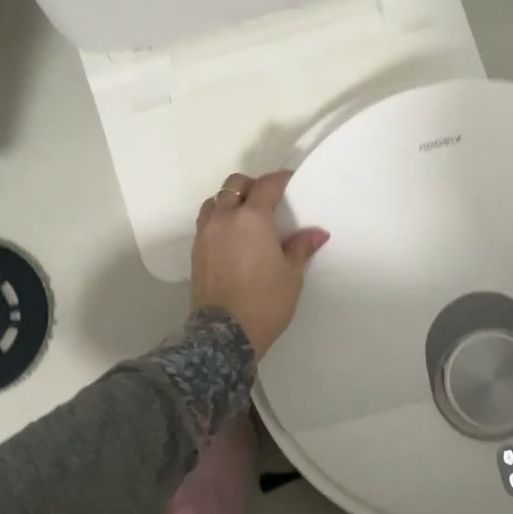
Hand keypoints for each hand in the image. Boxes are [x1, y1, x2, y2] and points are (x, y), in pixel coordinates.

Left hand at [191, 171, 329, 356]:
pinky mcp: (196, 251)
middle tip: (268, 199)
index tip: (290, 182)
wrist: (225, 334)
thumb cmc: (265, 302)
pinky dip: (219, 219)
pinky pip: (206, 221)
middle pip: (235, 185)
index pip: (266, 185)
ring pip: (215, 201)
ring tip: (246, 216)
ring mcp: (206, 234)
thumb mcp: (291, 275)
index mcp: (251, 218)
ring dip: (230, 201)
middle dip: (252, 186)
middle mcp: (225, 219)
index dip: (280, 179)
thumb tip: (317, 234)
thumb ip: (300, 248)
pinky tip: (232, 236)